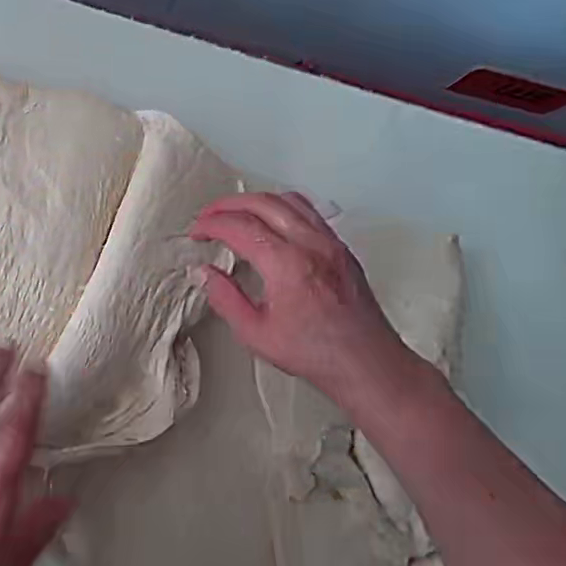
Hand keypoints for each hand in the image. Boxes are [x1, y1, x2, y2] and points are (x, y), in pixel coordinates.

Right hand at [190, 192, 429, 412]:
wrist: (369, 365)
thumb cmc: (315, 354)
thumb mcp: (254, 333)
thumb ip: (224, 297)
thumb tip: (204, 272)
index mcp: (286, 265)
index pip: (238, 226)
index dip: (210, 224)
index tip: (196, 233)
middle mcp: (311, 246)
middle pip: (261, 202)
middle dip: (226, 205)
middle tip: (207, 218)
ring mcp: (330, 244)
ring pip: (287, 200)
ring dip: (254, 201)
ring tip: (234, 214)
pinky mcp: (341, 249)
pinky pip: (307, 211)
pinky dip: (279, 207)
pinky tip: (268, 222)